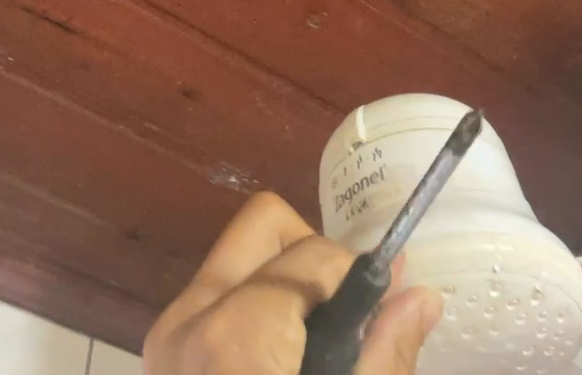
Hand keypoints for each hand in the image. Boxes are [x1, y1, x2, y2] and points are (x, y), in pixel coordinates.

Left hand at [145, 191, 443, 373]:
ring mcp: (168, 333)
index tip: (388, 300)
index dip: (361, 274)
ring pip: (240, 255)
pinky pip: (220, 292)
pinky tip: (278, 357)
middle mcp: (189, 316)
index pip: (314, 255)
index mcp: (234, 335)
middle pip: (264, 223)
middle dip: (313, 253)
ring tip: (312, 339)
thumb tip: (420, 293)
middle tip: (343, 315)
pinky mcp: (161, 351)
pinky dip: (258, 305)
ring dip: (286, 278)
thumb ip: (383, 357)